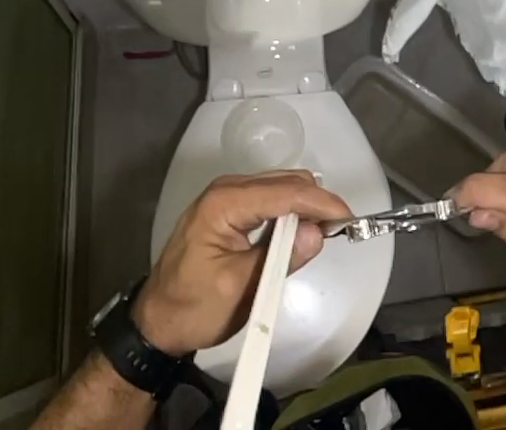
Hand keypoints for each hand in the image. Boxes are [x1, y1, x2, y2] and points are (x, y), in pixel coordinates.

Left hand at [132, 170, 351, 355]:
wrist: (156, 323)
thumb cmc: (195, 308)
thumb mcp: (241, 288)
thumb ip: (281, 257)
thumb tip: (319, 232)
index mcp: (225, 203)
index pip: (284, 192)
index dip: (320, 202)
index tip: (349, 218)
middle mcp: (226, 189)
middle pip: (285, 182)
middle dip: (315, 202)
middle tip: (338, 232)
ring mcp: (226, 196)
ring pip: (279, 186)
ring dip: (304, 205)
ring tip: (322, 233)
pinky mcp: (228, 207)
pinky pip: (269, 197)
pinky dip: (289, 210)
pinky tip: (298, 230)